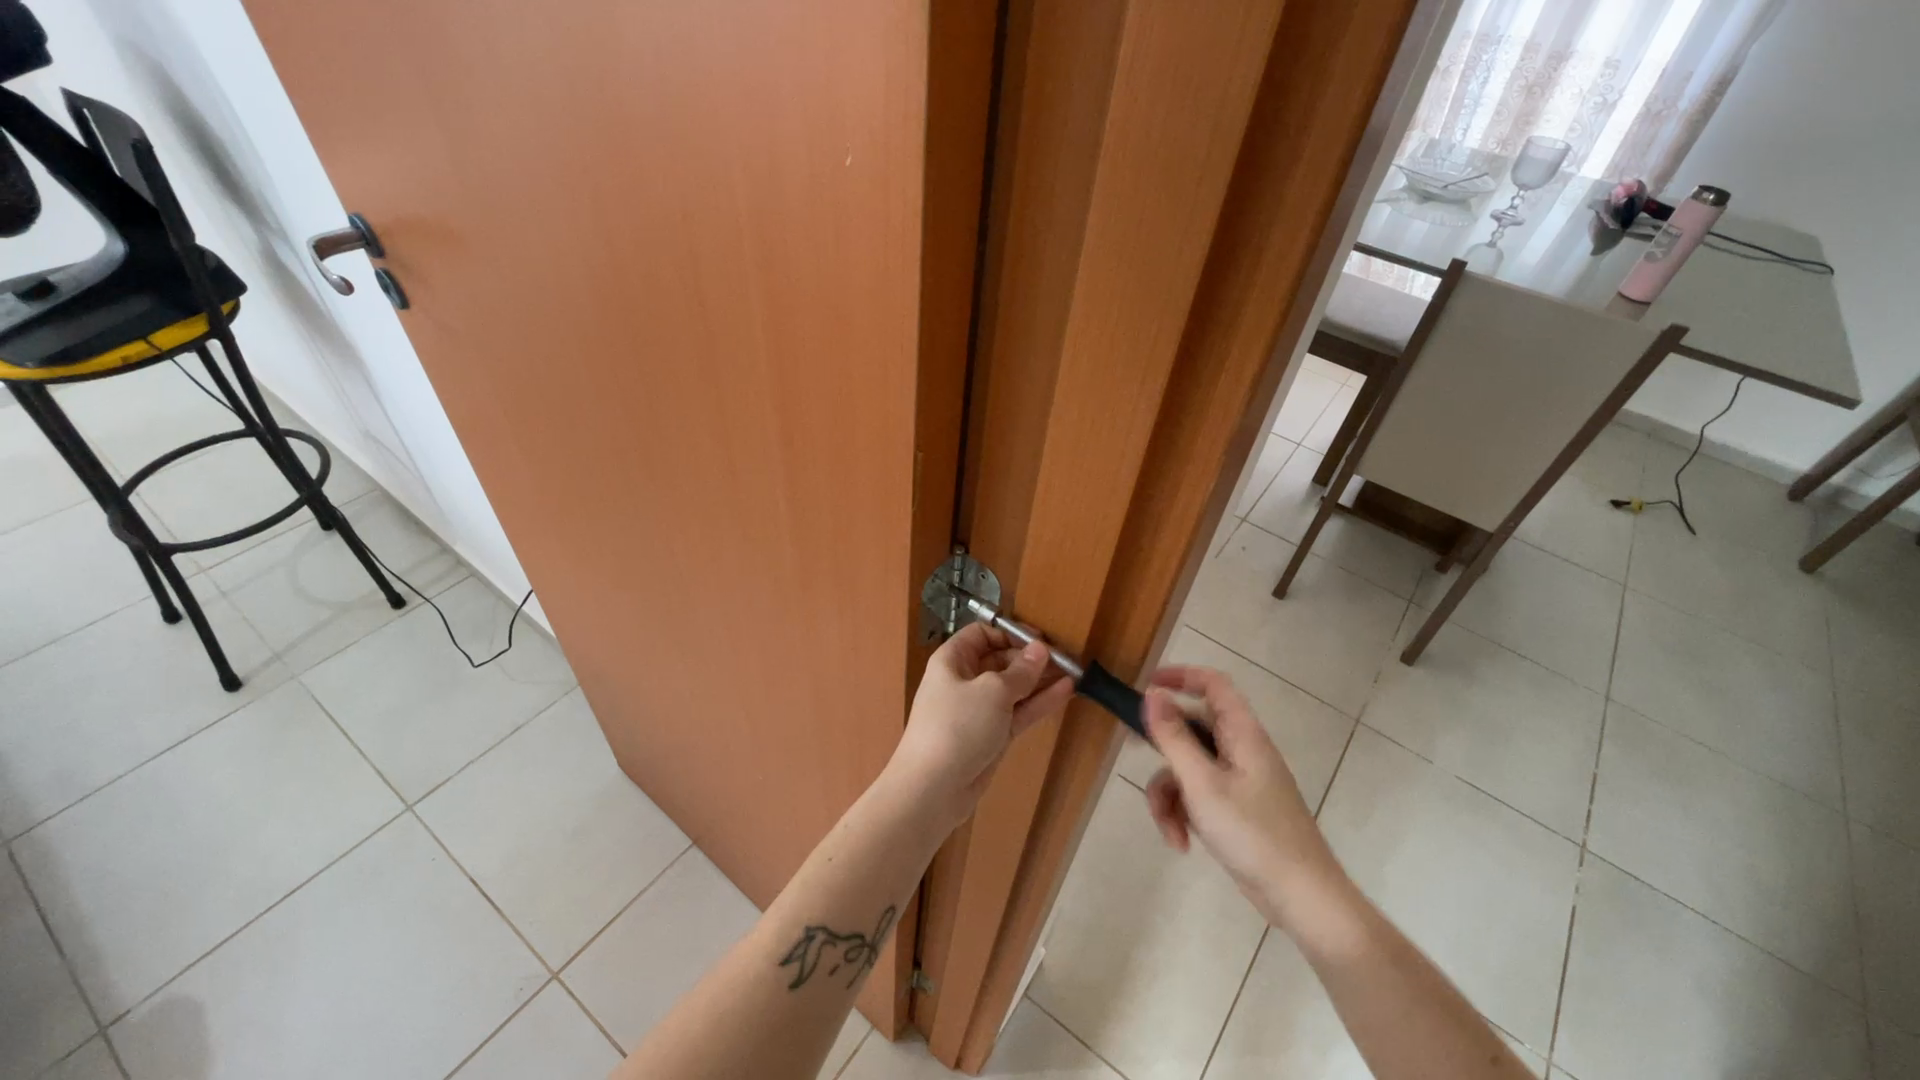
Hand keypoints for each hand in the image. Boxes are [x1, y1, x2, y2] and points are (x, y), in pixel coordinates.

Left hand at [888, 623, 1075, 825]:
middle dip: (1030, 658)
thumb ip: (1020, 671)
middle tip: (1064, 658)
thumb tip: (1040, 649)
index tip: (1039, 640)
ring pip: (1013, 688)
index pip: (981, 634)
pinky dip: (1039, 702)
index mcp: (952, 661)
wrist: (933, 788)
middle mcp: (964, 681)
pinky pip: (1018, 712)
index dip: (1009, 633)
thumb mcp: (992, 691)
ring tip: (1073, 671)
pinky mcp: (992, 736)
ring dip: (1040, 680)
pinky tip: (1066, 692)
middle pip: (1000, 661)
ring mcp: (979, 711)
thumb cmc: (957, 726)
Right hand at [1142, 666, 1346, 928]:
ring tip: (1169, 826)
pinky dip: (1183, 814)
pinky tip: (1182, 842)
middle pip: (1192, 729)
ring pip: (1188, 767)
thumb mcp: (1203, 784)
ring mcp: (1238, 781)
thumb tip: (1152, 694)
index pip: (1213, 685)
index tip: (1146, 684)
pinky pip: (1197, 796)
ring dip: (1169, 794)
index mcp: (1242, 734)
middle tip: (1132, 751)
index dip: (1181, 677)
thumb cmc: (1252, 832)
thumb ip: (1174, 737)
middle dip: (1162, 747)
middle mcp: (1241, 750)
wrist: (1298, 894)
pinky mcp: (1234, 809)